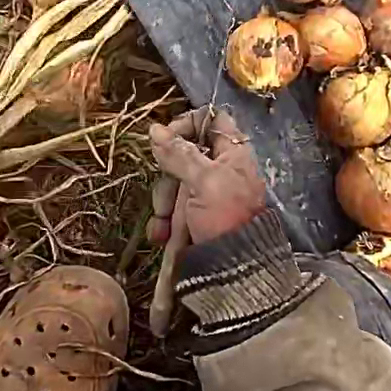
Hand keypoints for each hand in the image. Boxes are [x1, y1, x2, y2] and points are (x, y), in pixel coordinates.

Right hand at [147, 108, 266, 247]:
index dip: (188, 124)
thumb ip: (179, 154)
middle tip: (168, 195)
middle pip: (184, 155)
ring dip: (165, 205)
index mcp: (232, 152)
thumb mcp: (204, 181)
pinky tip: (162, 235)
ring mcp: (207, 194)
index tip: (167, 137)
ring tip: (166, 224)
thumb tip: (155, 129)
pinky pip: (173, 210)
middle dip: (168, 177)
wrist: (235, 270)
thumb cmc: (225, 216)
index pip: (210, 120)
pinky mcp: (195, 217)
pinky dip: (165, 222)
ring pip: (173, 184)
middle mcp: (220, 168)